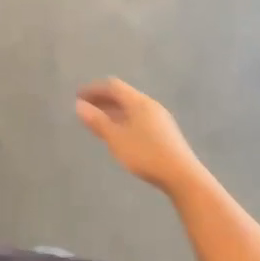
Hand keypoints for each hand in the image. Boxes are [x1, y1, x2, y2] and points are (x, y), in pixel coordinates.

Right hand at [76, 78, 204, 191]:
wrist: (181, 174)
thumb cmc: (145, 154)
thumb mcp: (116, 138)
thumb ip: (98, 121)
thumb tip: (79, 106)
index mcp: (138, 102)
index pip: (113, 86)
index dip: (94, 89)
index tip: (78, 95)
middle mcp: (150, 105)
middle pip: (123, 95)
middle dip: (103, 99)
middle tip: (85, 107)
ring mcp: (159, 118)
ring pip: (131, 108)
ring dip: (113, 110)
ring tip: (98, 120)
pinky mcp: (164, 131)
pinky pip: (138, 117)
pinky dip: (123, 119)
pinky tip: (118, 132)